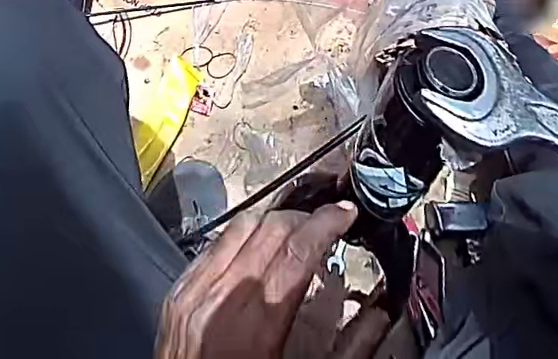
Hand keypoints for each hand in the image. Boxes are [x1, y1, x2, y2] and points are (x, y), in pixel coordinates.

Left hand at [155, 201, 392, 358]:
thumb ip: (347, 349)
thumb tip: (380, 313)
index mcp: (255, 328)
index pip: (297, 249)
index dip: (327, 222)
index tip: (346, 212)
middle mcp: (220, 300)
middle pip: (271, 228)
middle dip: (305, 218)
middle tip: (326, 224)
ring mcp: (193, 293)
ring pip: (241, 224)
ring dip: (273, 220)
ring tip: (295, 231)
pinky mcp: (177, 293)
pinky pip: (215, 243)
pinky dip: (242, 236)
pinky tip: (258, 247)